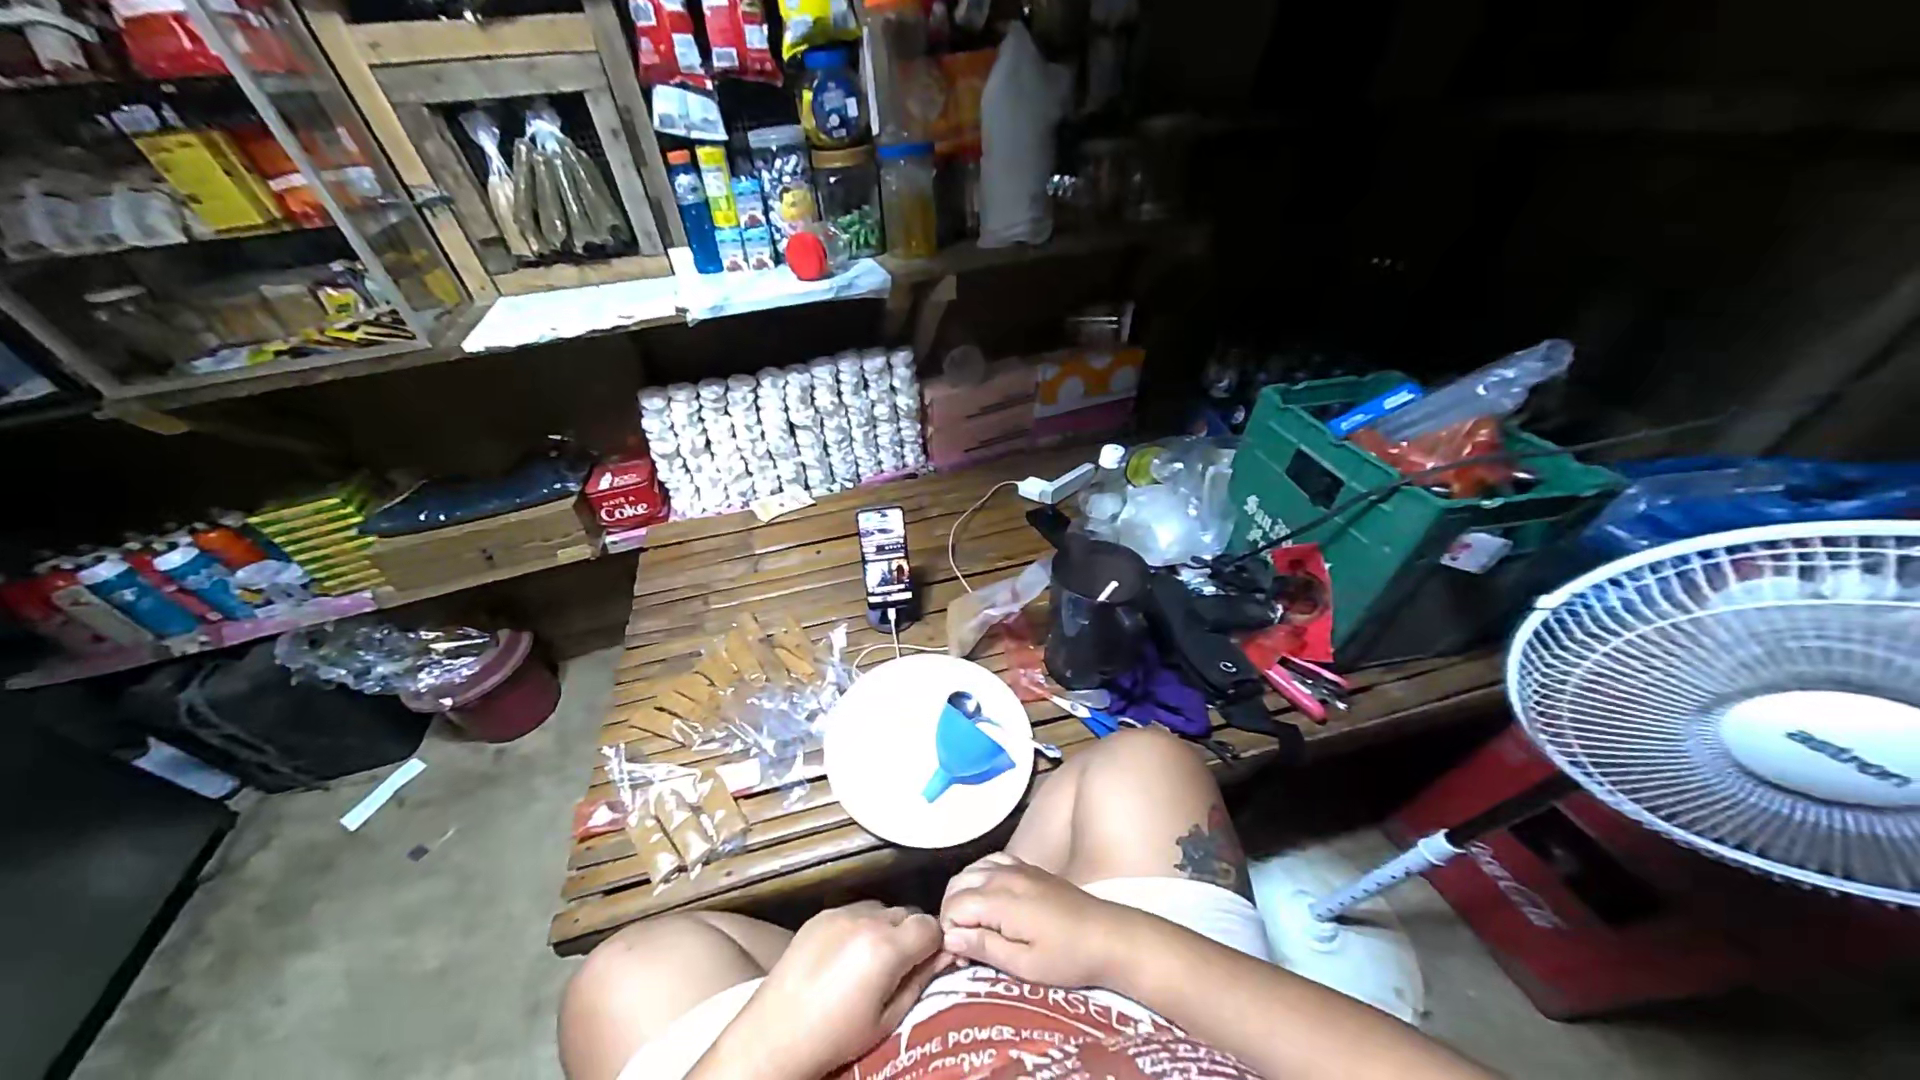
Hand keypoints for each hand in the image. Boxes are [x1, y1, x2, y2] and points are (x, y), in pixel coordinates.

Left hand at [743, 902, 948, 1073]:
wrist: (773, 1036)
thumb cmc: (834, 1038)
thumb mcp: (888, 1020)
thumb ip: (919, 982)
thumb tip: (943, 956)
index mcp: (886, 948)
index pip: (931, 926)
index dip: (934, 944)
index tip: (928, 962)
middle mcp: (866, 920)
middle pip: (908, 913)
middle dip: (911, 935)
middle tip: (900, 966)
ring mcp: (841, 913)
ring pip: (882, 909)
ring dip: (886, 928)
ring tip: (871, 960)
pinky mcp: (821, 914)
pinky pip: (855, 911)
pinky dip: (860, 926)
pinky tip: (846, 955)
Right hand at [938, 853, 1142, 987]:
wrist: (1109, 935)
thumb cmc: (1068, 957)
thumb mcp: (1025, 966)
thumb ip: (985, 947)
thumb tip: (950, 938)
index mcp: (1001, 900)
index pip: (953, 906)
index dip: (949, 932)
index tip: (962, 957)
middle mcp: (1004, 875)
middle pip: (956, 884)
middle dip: (952, 912)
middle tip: (966, 944)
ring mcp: (1016, 867)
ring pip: (970, 870)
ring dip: (963, 893)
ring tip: (974, 924)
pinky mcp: (1027, 866)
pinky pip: (991, 860)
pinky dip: (979, 875)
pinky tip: (987, 896)